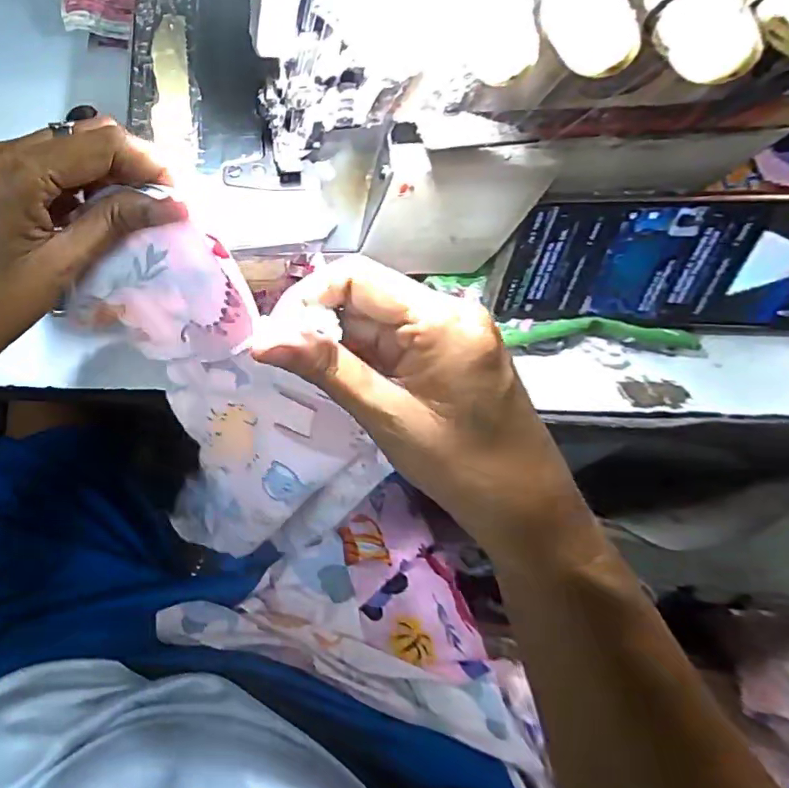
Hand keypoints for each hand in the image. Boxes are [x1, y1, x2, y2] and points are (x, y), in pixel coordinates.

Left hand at [0, 115, 181, 394]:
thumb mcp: (62, 264)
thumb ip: (115, 222)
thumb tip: (173, 203)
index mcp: (17, 170)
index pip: (99, 143)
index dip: (145, 162)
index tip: (176, 192)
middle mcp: (1, 152)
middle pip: (81, 138)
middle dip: (125, 164)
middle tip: (158, 200)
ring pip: (63, 150)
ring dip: (100, 173)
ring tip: (131, 209)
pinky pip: (41, 166)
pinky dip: (71, 183)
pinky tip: (90, 212)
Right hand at [251, 256, 588, 559]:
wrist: (527, 510)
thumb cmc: (462, 467)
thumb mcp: (385, 415)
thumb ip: (325, 368)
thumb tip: (261, 340)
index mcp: (441, 320)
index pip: (355, 277)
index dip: (307, 298)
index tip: (278, 337)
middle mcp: (446, 312)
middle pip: (359, 292)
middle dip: (313, 320)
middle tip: (280, 357)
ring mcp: (446, 330)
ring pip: (366, 315)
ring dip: (329, 339)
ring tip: (301, 370)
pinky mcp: (441, 350)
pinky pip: (383, 336)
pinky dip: (352, 352)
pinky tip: (335, 376)